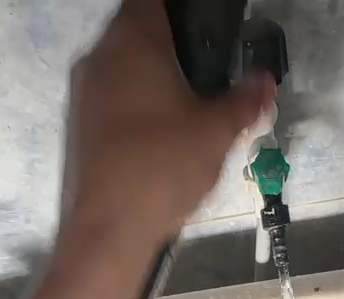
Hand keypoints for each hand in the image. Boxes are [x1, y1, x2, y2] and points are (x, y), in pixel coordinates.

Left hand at [60, 0, 274, 254]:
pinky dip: (137, 115)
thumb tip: (266, 83)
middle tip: (205, 80)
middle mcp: (99, 55)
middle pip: (139, 34)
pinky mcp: (78, 131)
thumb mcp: (217, 133)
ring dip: (153, 86)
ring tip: (187, 118)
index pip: (157, 0)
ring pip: (124, 73)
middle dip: (173, 52)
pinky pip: (113, 106)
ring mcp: (83, 94)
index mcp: (132, 38)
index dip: (186, 14)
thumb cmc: (162, 167)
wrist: (108, 230)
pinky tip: (160, 147)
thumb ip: (244, 102)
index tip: (208, 36)